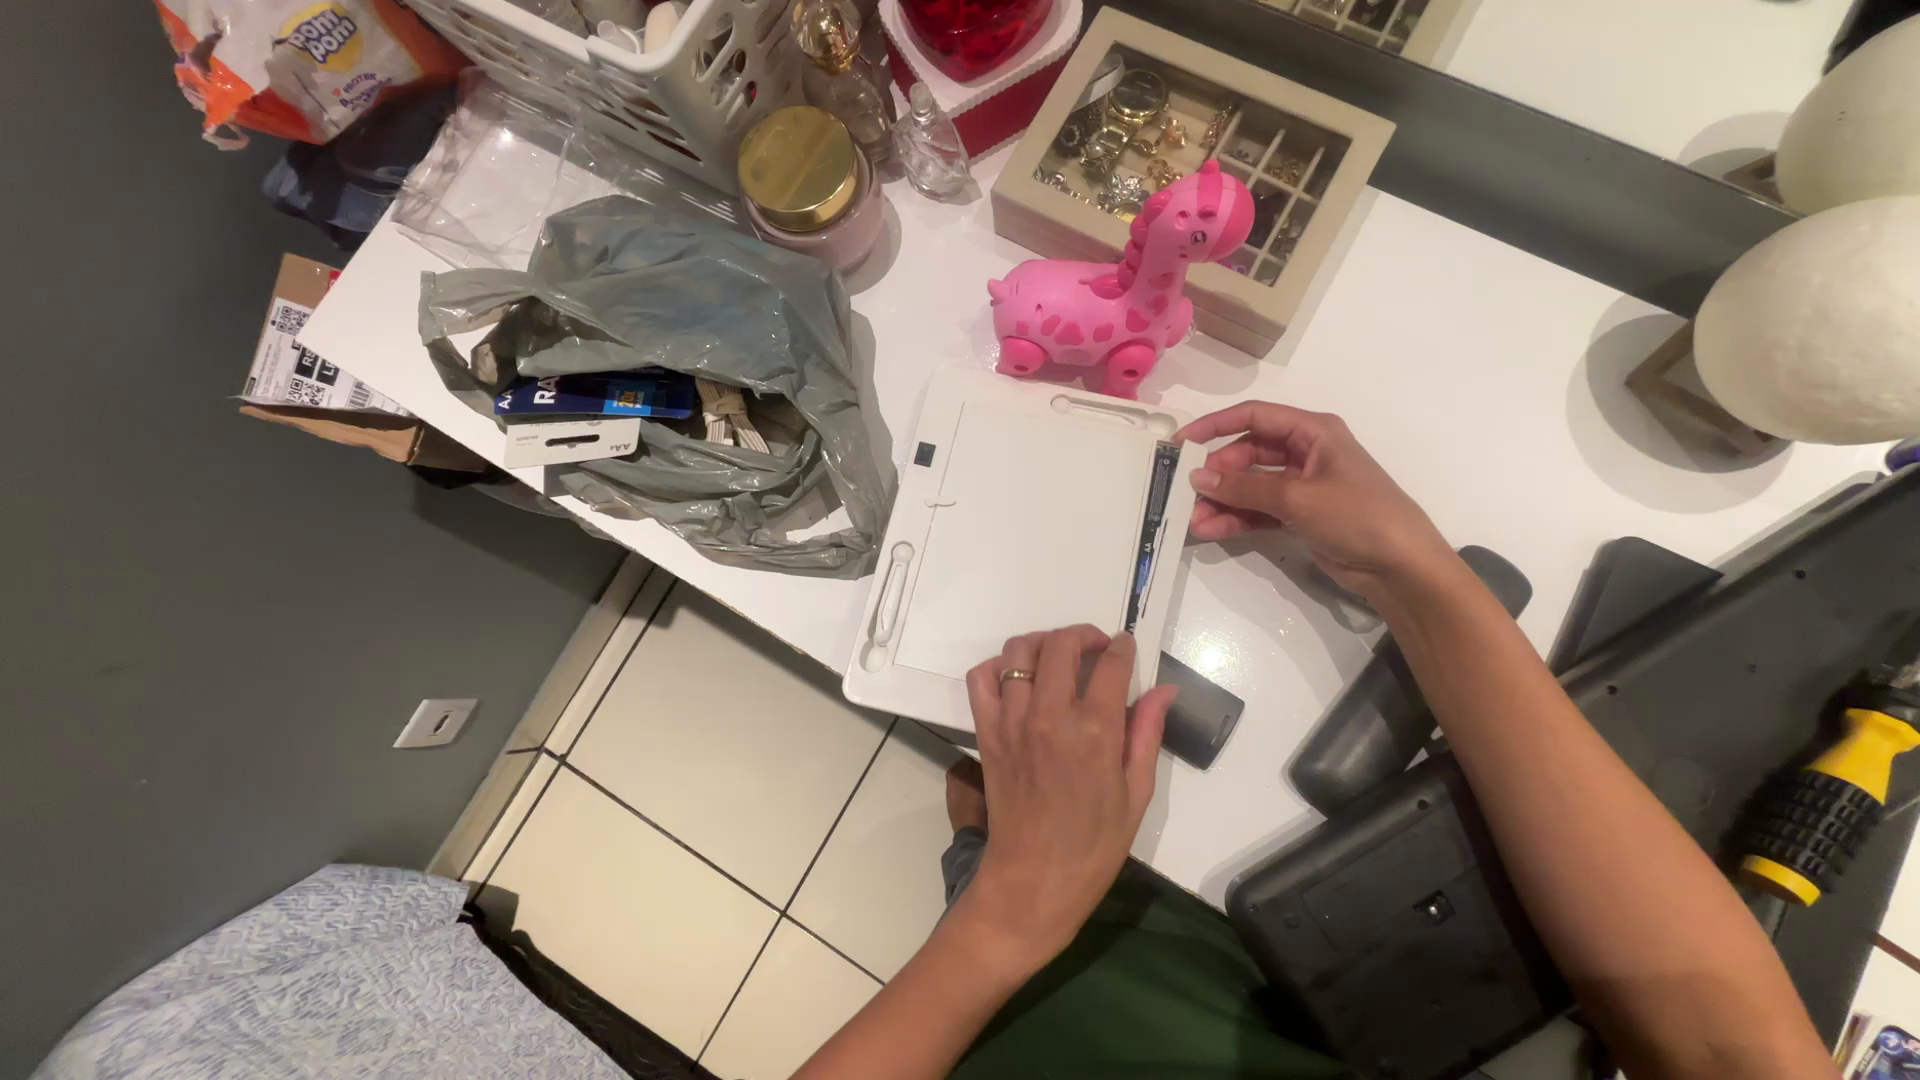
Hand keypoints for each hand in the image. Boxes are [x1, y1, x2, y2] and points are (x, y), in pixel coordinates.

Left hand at [957, 626, 1176, 975]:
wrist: (1033, 880)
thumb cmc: (1094, 845)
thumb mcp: (1136, 793)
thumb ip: (1147, 733)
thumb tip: (1164, 690)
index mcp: (1095, 732)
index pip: (1111, 664)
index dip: (1122, 648)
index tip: (1125, 647)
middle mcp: (1051, 716)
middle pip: (1062, 645)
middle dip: (1084, 635)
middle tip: (1096, 648)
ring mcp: (1013, 720)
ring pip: (1020, 651)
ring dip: (1043, 643)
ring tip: (1059, 657)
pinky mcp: (987, 731)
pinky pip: (982, 678)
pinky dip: (998, 665)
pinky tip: (1019, 677)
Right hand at [1176, 401, 1453, 599]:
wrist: (1400, 566)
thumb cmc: (1357, 515)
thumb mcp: (1297, 497)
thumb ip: (1244, 486)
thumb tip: (1197, 476)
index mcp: (1313, 432)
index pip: (1254, 416)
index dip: (1215, 426)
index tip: (1181, 442)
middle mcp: (1305, 452)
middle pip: (1247, 454)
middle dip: (1216, 474)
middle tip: (1185, 492)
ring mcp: (1301, 486)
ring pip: (1249, 485)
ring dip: (1222, 501)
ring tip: (1193, 520)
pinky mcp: (1298, 515)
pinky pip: (1257, 510)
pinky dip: (1235, 519)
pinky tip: (1210, 530)